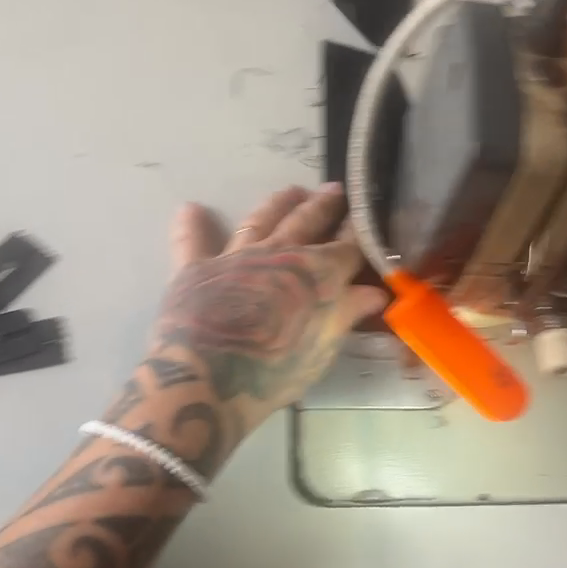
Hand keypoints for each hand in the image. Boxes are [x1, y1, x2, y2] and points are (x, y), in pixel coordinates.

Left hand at [145, 183, 387, 437]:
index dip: (358, 232)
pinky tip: (190, 210)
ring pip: (260, 222)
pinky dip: (190, 227)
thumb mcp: (324, 347)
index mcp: (318, 273)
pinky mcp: (196, 270)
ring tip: (291, 191)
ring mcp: (236, 258)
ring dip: (277, 205)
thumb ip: (348, 312)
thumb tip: (376, 291)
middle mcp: (279, 254)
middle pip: (305, 223)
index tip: (367, 217)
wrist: (208, 378)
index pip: (346, 247)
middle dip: (323, 207)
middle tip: (334, 189)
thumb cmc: (276, 368)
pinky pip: (192, 243)